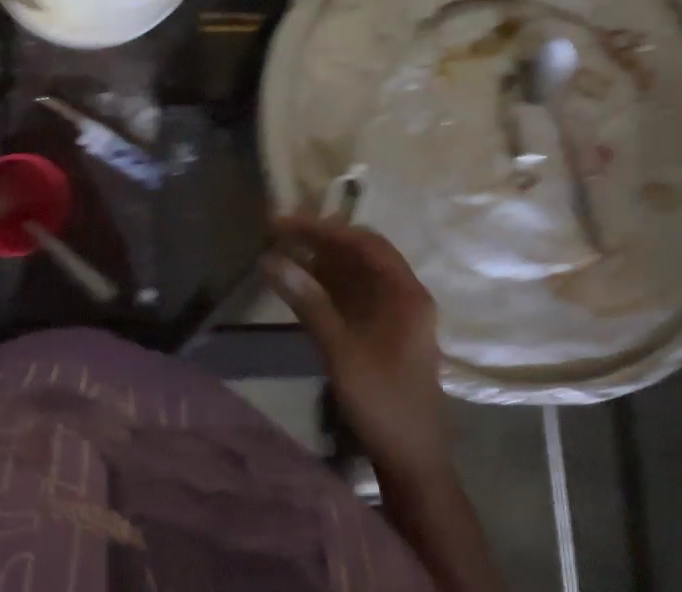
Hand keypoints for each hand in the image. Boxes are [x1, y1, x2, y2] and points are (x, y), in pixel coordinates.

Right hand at [263, 217, 451, 477]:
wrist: (411, 459)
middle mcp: (405, 296)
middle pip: (361, 253)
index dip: (323, 228)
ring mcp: (395, 316)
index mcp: (407, 294)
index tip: (284, 222)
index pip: (364, 242)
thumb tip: (270, 259)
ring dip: (321, 261)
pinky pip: (354, 296)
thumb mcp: (341, 350)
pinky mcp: (383, 334)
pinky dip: (326, 285)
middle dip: (320, 239)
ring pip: (356, 274)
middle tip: (278, 233)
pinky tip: (299, 284)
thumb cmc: (382, 401)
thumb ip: (308, 301)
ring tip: (281, 252)